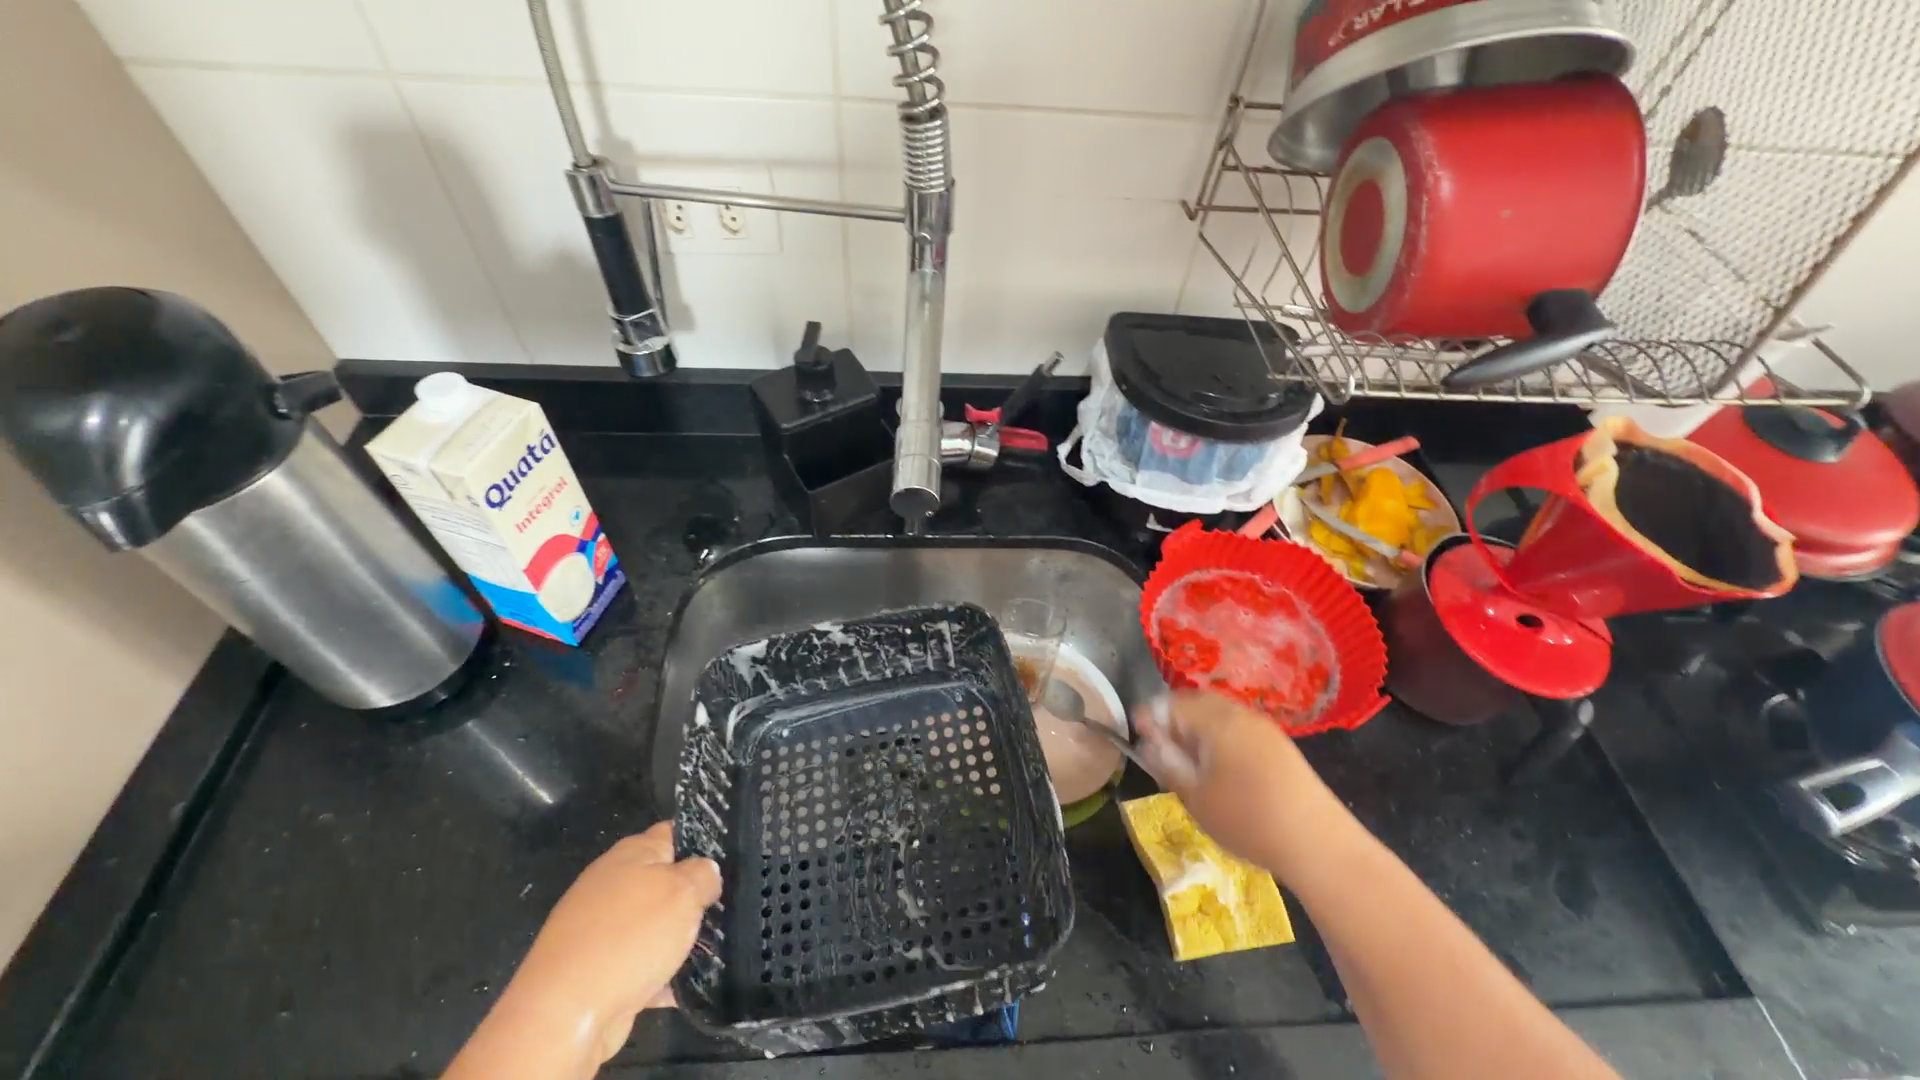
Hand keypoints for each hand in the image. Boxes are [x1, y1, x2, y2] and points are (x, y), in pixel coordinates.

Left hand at [503, 823, 719, 1064]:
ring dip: (680, 939)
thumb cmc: (630, 937)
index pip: (674, 833)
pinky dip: (660, 975)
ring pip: (655, 925)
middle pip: (665, 881)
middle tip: (728, 909)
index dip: (704, 842)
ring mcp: (601, 927)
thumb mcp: (683, 893)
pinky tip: (684, 988)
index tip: (732, 860)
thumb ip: (702, 875)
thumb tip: (705, 871)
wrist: (566, 1011)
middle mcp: (613, 884)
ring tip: (716, 949)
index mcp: (631, 854)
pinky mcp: (598, 967)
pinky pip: (641, 964)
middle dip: (694, 897)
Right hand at [1133, 691, 1342, 878]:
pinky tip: (1221, 772)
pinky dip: (1221, 740)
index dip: (1149, 719)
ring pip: (1219, 716)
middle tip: (1163, 753)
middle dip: (1174, 722)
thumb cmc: (1247, 819)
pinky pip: (1238, 729)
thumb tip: (1149, 742)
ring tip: (1190, 765)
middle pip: (1196, 704)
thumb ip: (1167, 763)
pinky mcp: (1280, 745)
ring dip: (1198, 731)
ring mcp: (1263, 727)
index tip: (1139, 741)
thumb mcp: (1195, 796)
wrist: (1318, 842)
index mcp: (1215, 720)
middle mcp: (1239, 714)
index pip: (1170, 704)